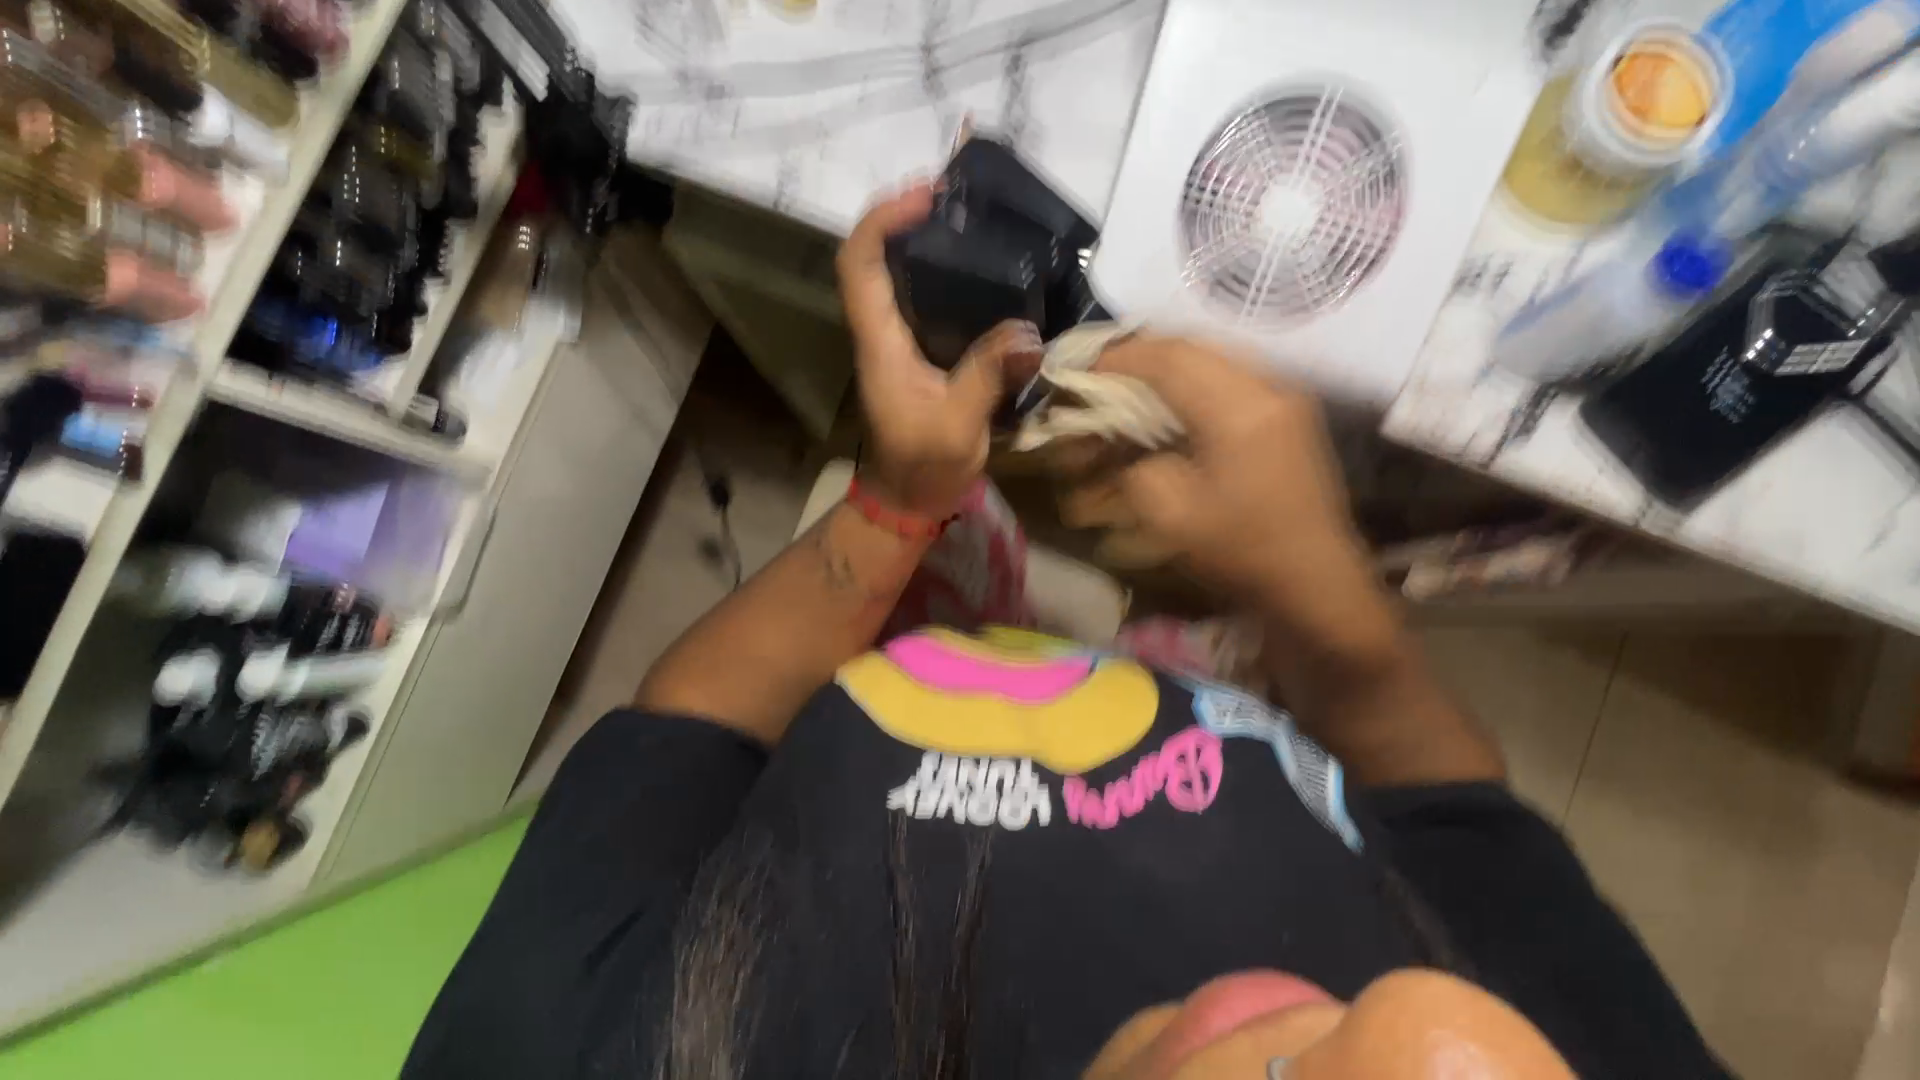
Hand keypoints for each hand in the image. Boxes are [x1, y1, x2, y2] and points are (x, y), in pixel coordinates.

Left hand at [836, 183, 1042, 515]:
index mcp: (880, 344)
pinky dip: (953, 275)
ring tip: (978, 220)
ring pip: (902, 275)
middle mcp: (884, 332)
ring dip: (929, 241)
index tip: (927, 196)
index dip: (882, 220)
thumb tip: (1029, 333)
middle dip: (908, 216)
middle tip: (959, 195)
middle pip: (877, 257)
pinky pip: (930, 299)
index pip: (859, 265)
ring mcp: (902, 341)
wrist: (913, 498)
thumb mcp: (957, 427)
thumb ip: (987, 377)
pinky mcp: (924, 352)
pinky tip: (993, 272)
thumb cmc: (924, 466)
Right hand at [1071, 336, 1374, 608]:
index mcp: (1239, 409)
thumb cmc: (1243, 551)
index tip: (1083, 370)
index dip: (1121, 358)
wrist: (1315, 580)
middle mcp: (1267, 387)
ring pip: (1215, 356)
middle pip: (1194, 347)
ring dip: (1169, 364)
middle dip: (1143, 353)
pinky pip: (1232, 374)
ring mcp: (1284, 397)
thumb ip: (1135, 467)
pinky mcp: (1288, 413)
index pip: (1170, 360)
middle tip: (1103, 372)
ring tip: (1133, 383)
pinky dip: (1194, 379)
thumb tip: (1123, 444)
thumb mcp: (1171, 516)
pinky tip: (1173, 401)